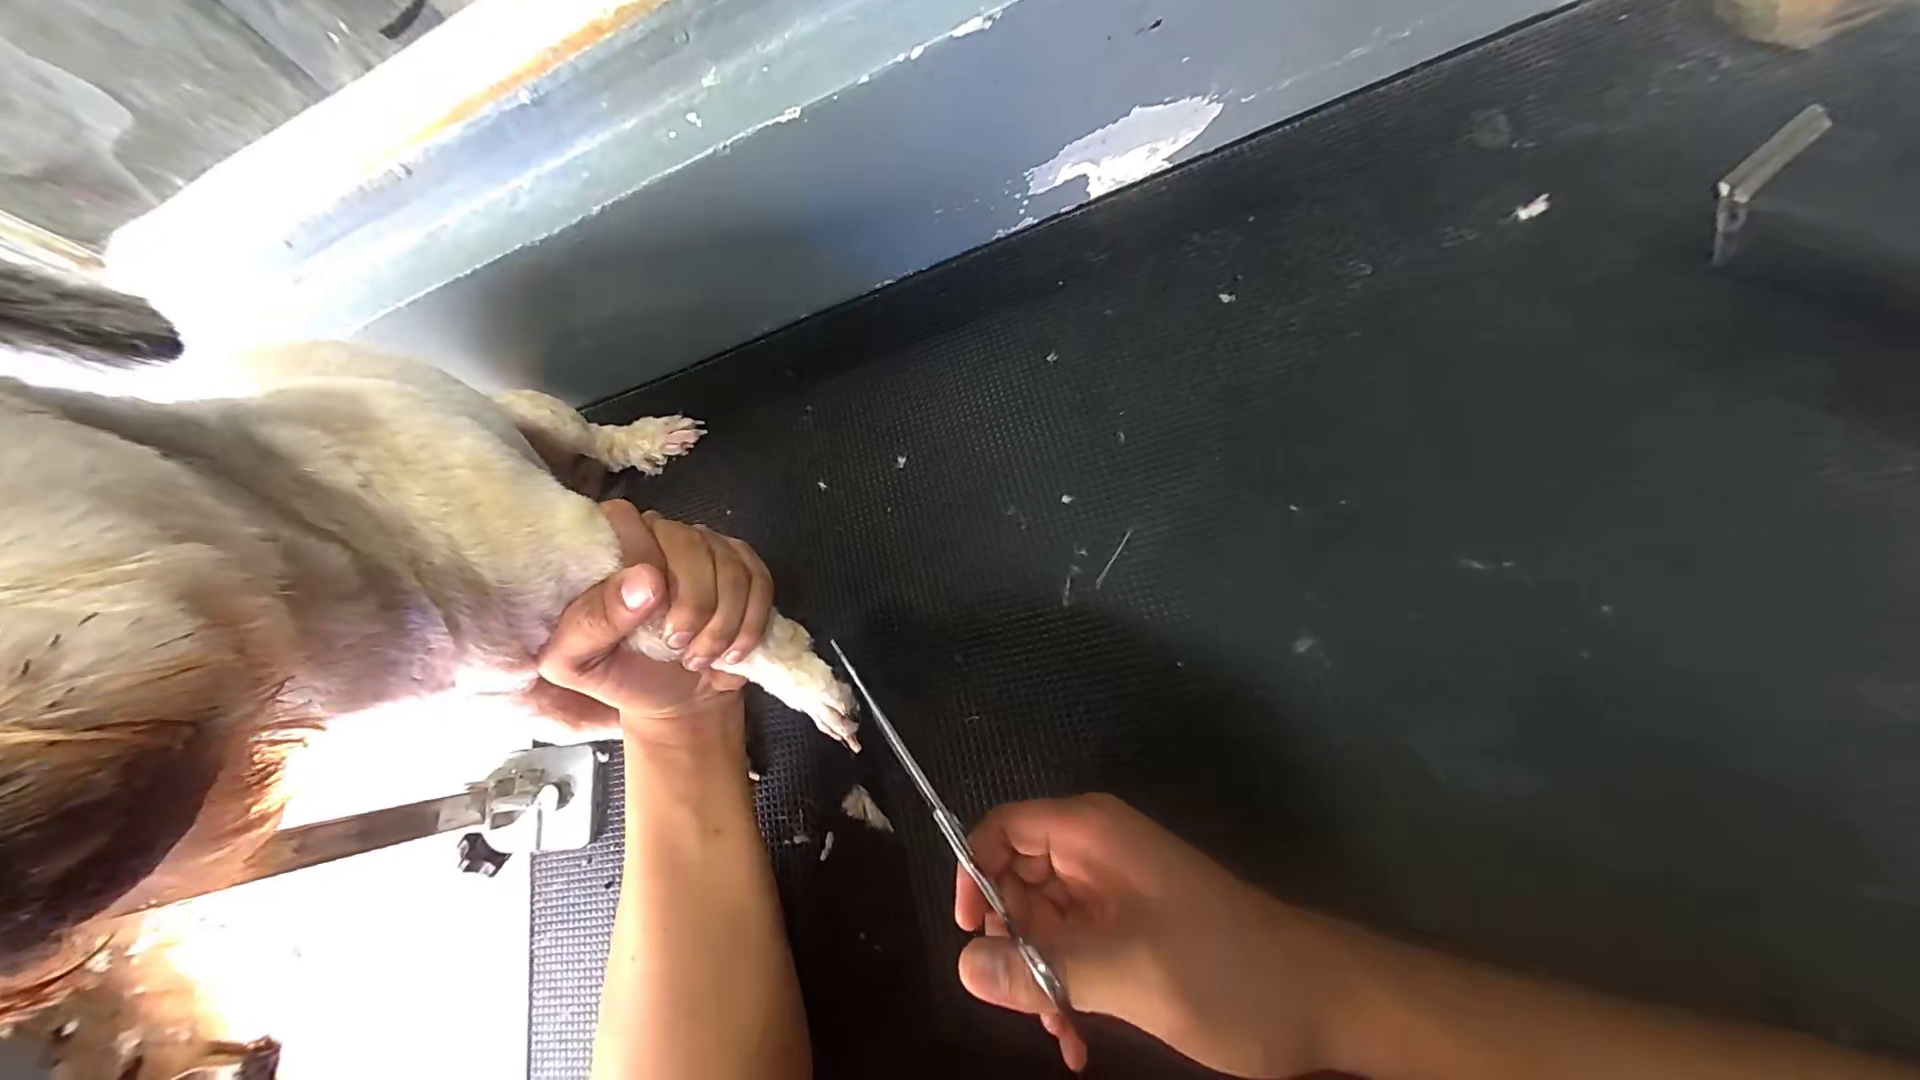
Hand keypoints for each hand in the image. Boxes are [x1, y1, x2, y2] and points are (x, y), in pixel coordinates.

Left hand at [531, 501, 774, 734]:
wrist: (678, 700)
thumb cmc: (622, 676)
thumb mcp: (579, 663)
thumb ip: (594, 620)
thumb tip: (647, 580)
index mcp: (610, 548)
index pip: (625, 519)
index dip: (640, 558)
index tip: (646, 612)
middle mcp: (661, 535)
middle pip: (690, 542)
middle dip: (694, 603)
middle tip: (678, 645)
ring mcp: (710, 548)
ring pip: (730, 566)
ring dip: (723, 622)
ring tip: (702, 657)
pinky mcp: (747, 568)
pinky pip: (761, 581)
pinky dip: (751, 622)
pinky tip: (732, 651)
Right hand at [954, 794, 1357, 1076]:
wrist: (1317, 999)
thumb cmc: (1222, 970)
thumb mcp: (1126, 971)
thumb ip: (1040, 966)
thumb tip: (962, 966)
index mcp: (1089, 831)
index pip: (1003, 826)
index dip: (975, 871)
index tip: (969, 934)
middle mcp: (1093, 849)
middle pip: (1016, 875)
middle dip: (1010, 937)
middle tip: (1022, 998)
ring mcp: (1109, 886)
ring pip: (1040, 918)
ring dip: (1038, 973)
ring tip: (1058, 1029)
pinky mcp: (1123, 921)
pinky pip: (1070, 944)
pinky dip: (1064, 984)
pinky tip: (1076, 1036)